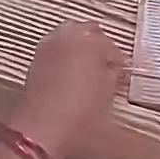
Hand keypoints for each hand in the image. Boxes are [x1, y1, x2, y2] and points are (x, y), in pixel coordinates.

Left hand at [11, 21, 125, 158]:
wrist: (42, 128)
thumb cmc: (79, 112)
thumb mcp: (106, 93)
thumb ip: (113, 74)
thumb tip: (113, 69)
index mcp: (91, 42)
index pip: (111, 46)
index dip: (118, 59)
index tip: (121, 71)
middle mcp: (70, 36)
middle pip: (90, 30)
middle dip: (100, 44)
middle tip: (106, 63)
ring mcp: (51, 43)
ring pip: (71, 34)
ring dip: (81, 44)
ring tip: (87, 65)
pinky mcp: (38, 55)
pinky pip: (56, 45)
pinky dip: (65, 51)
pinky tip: (70, 69)